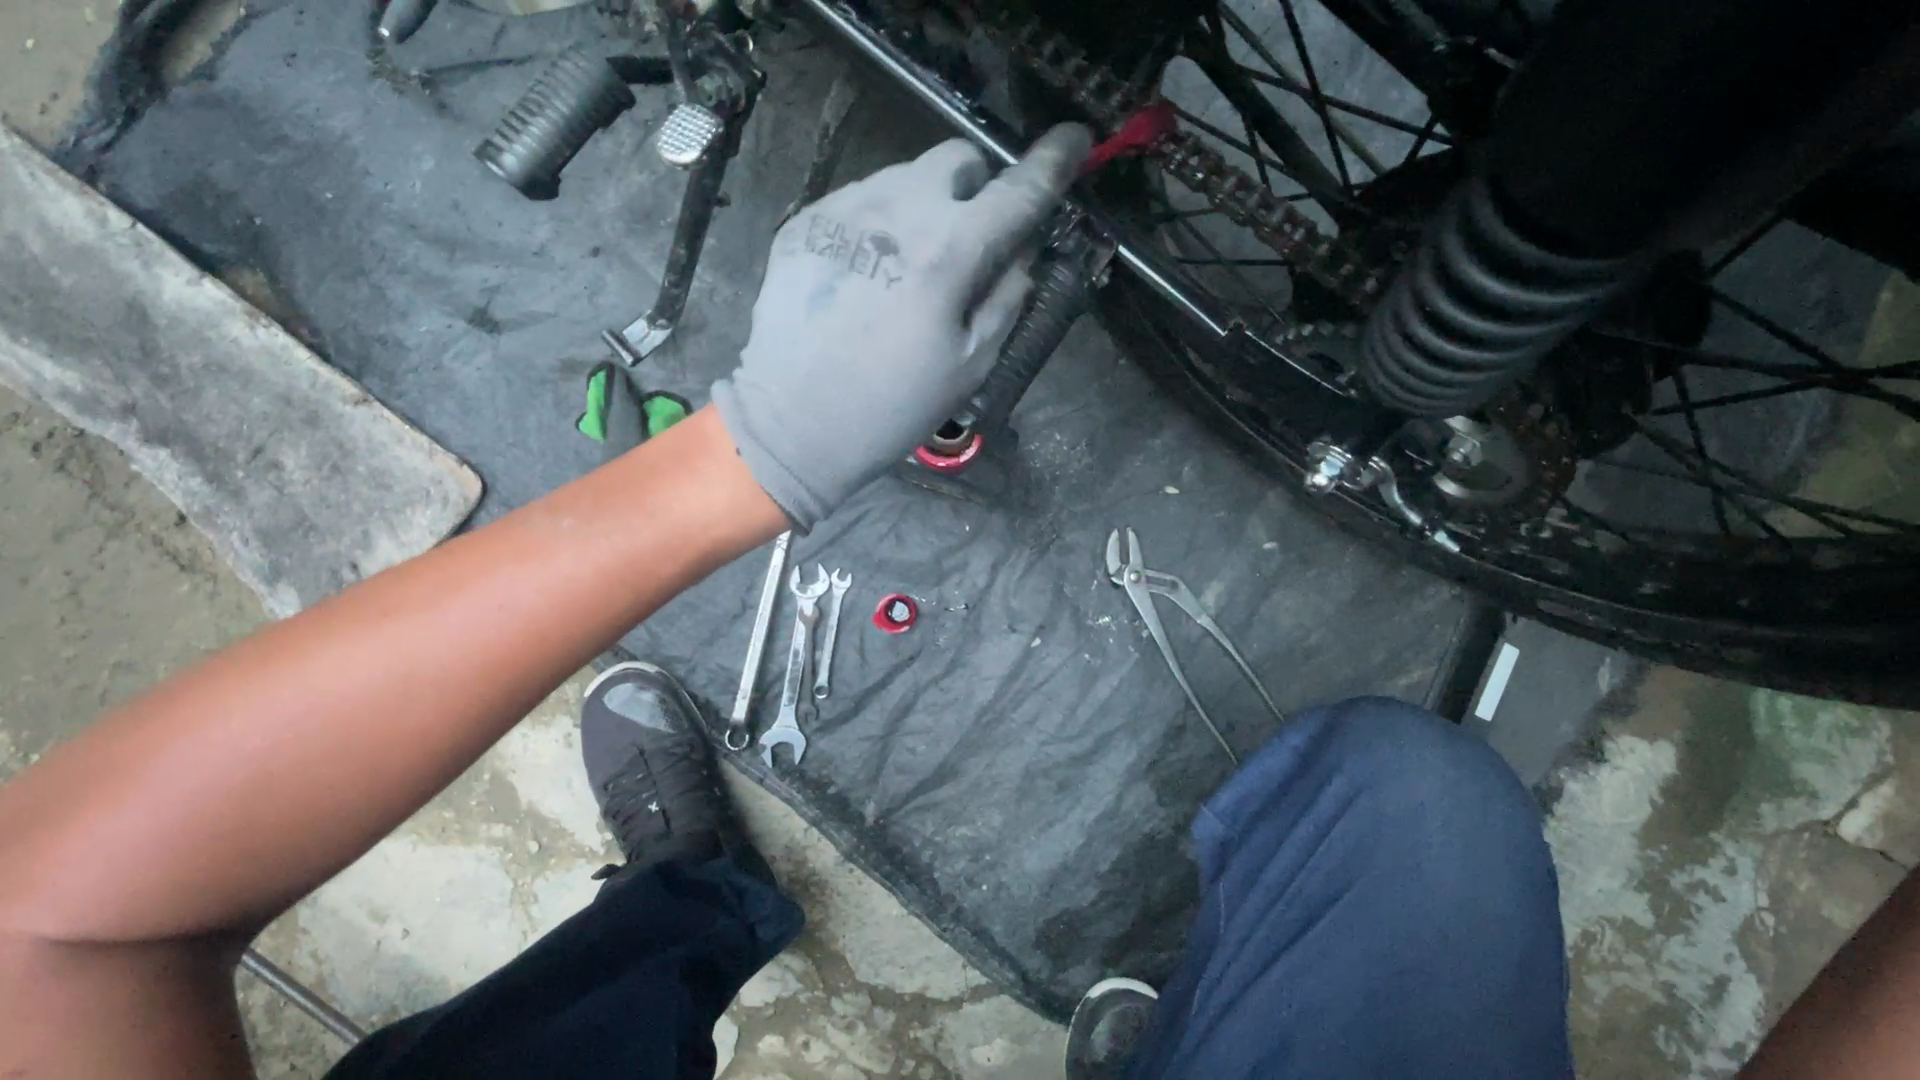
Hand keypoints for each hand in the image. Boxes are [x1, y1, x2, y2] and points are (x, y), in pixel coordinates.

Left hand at [712, 123, 1092, 529]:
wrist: (792, 423)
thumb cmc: (892, 407)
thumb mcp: (970, 364)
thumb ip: (1007, 295)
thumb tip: (1023, 248)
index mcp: (948, 251)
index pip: (1017, 190)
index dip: (1054, 162)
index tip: (1074, 141)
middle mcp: (896, 211)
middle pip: (957, 160)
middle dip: (977, 188)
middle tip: (971, 240)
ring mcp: (844, 210)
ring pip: (905, 176)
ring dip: (925, 206)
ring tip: (908, 269)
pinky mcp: (804, 223)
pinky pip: (860, 200)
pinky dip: (879, 223)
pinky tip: (866, 277)